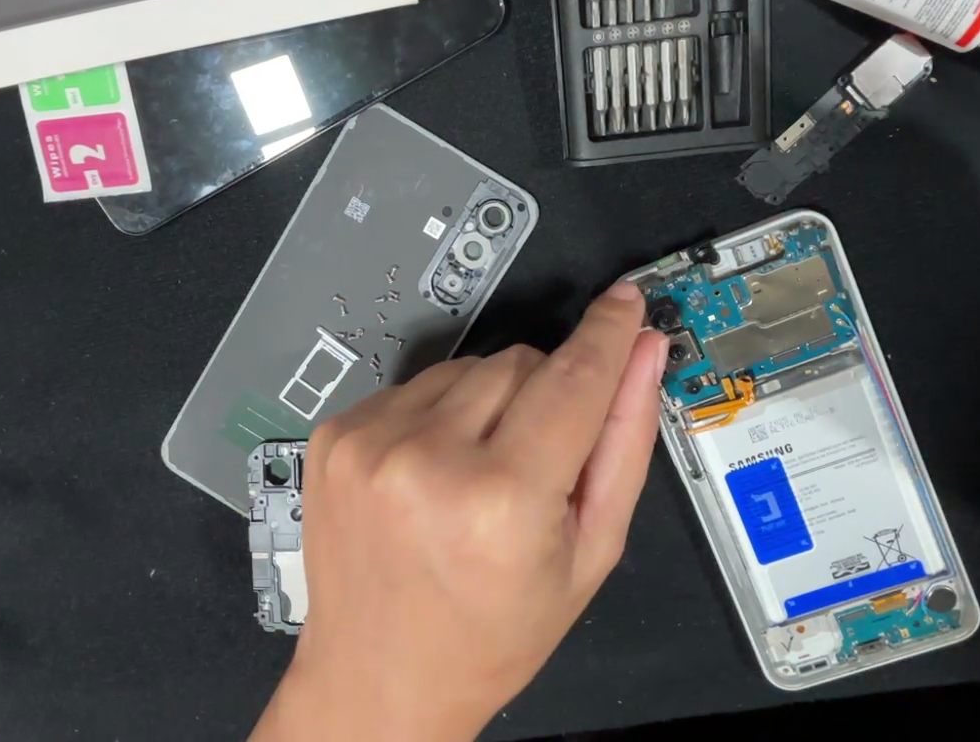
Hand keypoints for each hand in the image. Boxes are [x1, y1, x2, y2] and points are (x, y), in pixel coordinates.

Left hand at [250, 283, 670, 741]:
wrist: (378, 678)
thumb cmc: (494, 631)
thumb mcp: (587, 552)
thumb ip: (623, 443)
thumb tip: (642, 354)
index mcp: (502, 500)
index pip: (573, 381)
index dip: (607, 335)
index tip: (625, 301)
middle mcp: (427, 458)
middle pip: (520, 363)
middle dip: (544, 393)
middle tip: (535, 460)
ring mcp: (370, 441)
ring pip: (468, 366)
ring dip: (488, 402)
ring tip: (479, 470)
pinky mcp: (337, 433)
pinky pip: (417, 384)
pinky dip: (439, 412)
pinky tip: (435, 467)